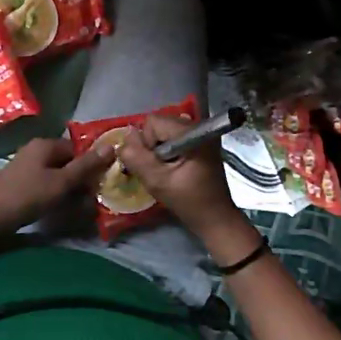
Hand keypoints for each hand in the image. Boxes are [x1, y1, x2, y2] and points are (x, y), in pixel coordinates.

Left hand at [0, 137, 114, 238]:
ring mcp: (26, 167)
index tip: (101, 183)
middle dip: (81, 180)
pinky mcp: (21, 184)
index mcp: (45, 144)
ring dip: (69, 190)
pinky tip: (60, 209)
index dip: (91, 164)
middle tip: (92, 198)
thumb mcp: (61, 182)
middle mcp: (35, 151)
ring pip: (57, 176)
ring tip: (80, 207)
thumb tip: (111, 147)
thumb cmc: (28, 195)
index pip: (77, 148)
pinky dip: (55, 195)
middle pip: (67, 162)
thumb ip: (86, 166)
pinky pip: (45, 185)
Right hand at [116, 115, 251, 244]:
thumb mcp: (156, 181)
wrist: (215, 217)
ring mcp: (200, 133)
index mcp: (192, 133)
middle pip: (159, 124)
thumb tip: (125, 137)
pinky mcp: (200, 141)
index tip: (155, 165)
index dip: (146, 143)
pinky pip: (172, 137)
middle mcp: (198, 126)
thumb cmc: (189, 201)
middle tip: (160, 169)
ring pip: (163, 130)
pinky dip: (167, 150)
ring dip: (159, 149)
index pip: (153, 122)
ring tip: (167, 170)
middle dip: (152, 145)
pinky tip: (173, 168)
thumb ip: (136, 157)